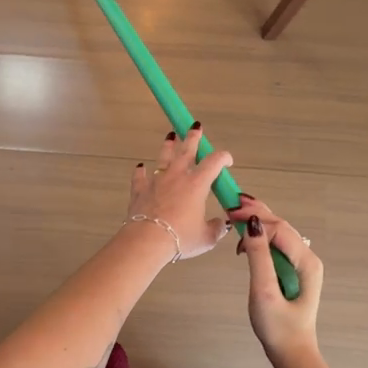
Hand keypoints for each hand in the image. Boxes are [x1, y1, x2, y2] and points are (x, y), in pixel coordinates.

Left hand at [126, 123, 232, 260]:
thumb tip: (223, 224)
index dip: (223, 157)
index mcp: (197, 184)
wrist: (147, 240)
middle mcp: (177, 176)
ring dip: (168, 146)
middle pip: (187, 150)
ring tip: (170, 137)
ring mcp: (157, 180)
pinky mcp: (140, 189)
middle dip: (193, 137)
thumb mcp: (205, 238)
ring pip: (163, 157)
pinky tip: (140, 168)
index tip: (227, 160)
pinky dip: (141, 172)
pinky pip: (140, 176)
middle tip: (195, 126)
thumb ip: (216, 228)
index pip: (214, 162)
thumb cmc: (180, 237)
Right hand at [230, 195, 322, 361]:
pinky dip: (261, 235)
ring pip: (280, 233)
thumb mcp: (264, 292)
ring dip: (258, 221)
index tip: (228, 216)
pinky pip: (278, 244)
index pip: (278, 228)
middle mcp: (308, 258)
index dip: (254, 218)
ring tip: (236, 212)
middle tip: (231, 204)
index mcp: (306, 262)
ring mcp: (302, 264)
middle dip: (256, 212)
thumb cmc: (278, 328)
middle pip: (281, 225)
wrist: (291, 354)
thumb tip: (251, 224)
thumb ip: (259, 257)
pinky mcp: (293, 271)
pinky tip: (247, 235)